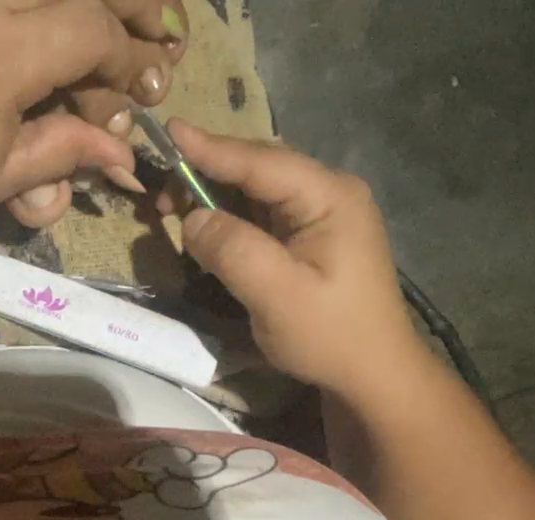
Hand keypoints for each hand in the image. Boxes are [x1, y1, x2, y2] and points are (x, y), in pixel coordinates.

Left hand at [0, 0, 180, 234]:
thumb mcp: (3, 173)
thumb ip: (70, 148)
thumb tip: (127, 153)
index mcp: (5, 50)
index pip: (96, 32)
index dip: (129, 58)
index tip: (147, 85)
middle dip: (136, 3)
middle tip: (164, 31)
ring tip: (121, 17)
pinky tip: (61, 15)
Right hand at [162, 122, 422, 387]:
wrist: (373, 374)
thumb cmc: (330, 335)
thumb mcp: (276, 295)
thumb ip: (232, 250)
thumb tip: (192, 217)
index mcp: (329, 196)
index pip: (261, 161)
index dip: (212, 147)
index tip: (170, 130)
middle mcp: (330, 194)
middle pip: (260, 169)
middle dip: (209, 172)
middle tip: (161, 188)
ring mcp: (324, 216)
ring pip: (260, 192)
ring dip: (217, 196)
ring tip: (174, 207)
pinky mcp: (314, 239)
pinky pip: (265, 216)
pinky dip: (233, 218)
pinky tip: (208, 227)